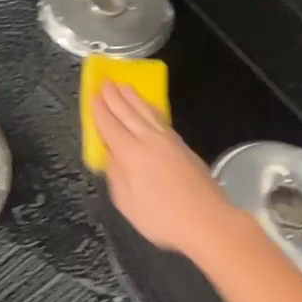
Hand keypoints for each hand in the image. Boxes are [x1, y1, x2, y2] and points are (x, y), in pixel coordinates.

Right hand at [91, 82, 254, 261]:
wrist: (208, 220)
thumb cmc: (163, 218)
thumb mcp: (127, 203)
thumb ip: (116, 175)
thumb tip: (110, 154)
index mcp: (131, 154)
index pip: (110, 126)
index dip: (100, 111)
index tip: (92, 96)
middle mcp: (149, 140)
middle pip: (128, 113)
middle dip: (114, 97)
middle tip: (105, 81)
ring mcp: (168, 140)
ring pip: (146, 112)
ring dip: (133, 98)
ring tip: (123, 86)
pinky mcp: (182, 145)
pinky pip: (160, 118)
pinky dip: (150, 108)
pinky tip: (148, 106)